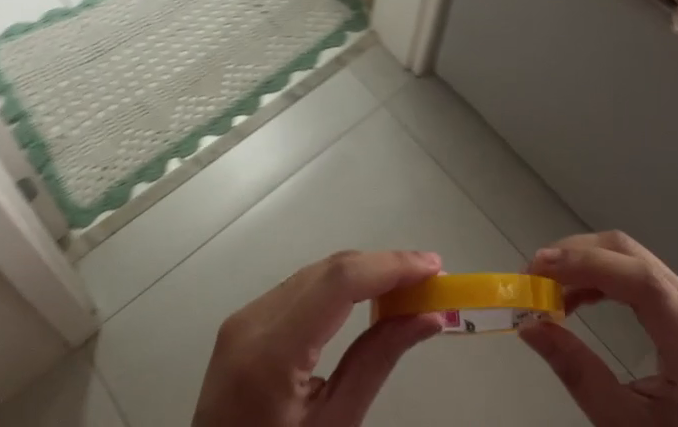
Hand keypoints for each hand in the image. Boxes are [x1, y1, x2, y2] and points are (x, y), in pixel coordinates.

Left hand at [192, 250, 444, 426]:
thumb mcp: (334, 424)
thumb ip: (378, 362)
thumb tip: (428, 317)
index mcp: (270, 352)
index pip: (339, 282)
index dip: (390, 266)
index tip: (434, 268)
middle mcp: (251, 321)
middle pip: (328, 271)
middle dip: (383, 267)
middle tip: (430, 280)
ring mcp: (243, 318)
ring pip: (316, 274)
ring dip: (364, 273)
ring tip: (408, 287)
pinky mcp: (244, 322)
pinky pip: (300, 288)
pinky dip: (339, 286)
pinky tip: (367, 297)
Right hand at [519, 232, 677, 426]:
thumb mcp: (625, 424)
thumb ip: (579, 374)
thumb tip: (530, 327)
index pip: (642, 282)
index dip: (589, 265)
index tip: (540, 269)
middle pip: (634, 256)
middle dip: (577, 256)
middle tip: (532, 276)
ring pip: (633, 256)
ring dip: (585, 262)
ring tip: (546, 288)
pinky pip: (639, 272)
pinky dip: (601, 274)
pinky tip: (574, 295)